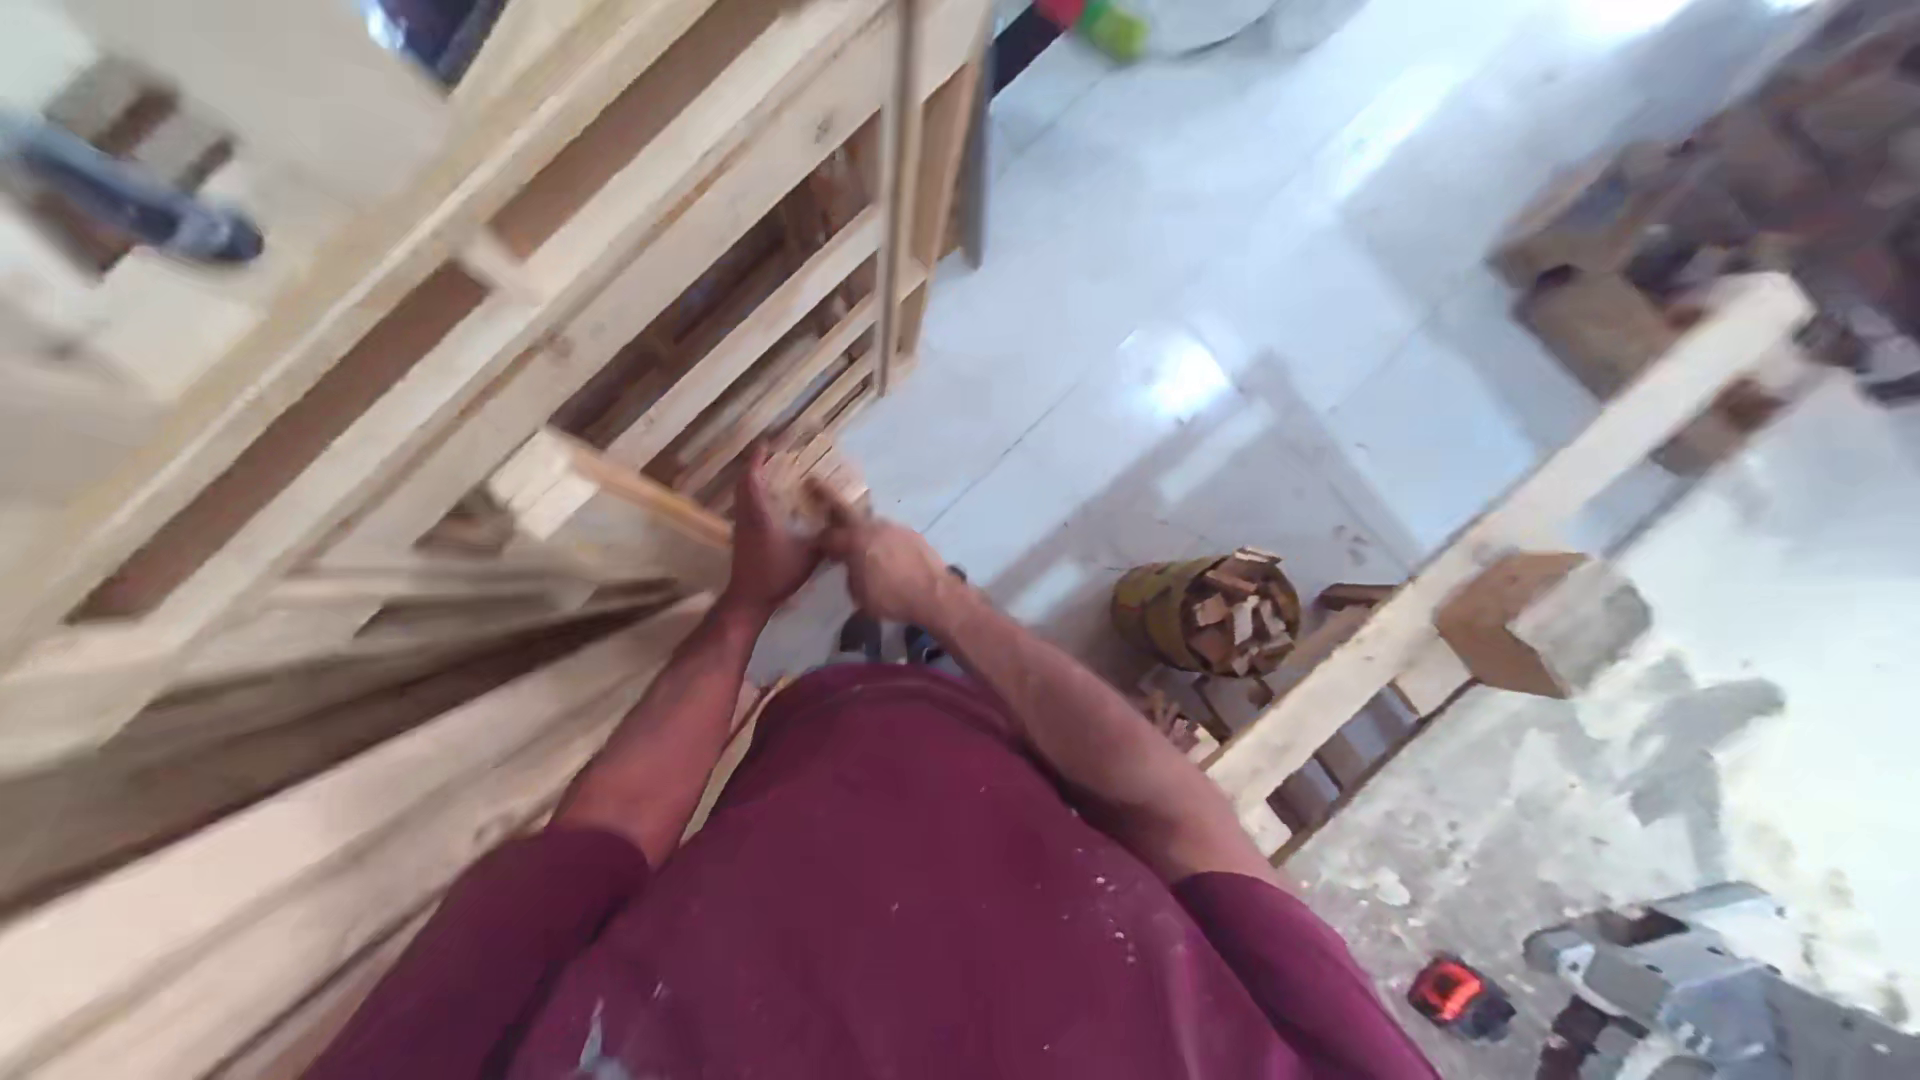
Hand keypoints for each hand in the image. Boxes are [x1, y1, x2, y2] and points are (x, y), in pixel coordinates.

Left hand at [720, 444, 820, 618]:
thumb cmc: (777, 574)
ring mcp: (741, 527)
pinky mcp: (741, 538)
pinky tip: (770, 502)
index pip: (753, 479)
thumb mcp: (808, 555)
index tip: (766, 444)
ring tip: (770, 473)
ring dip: (753, 481)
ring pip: (742, 495)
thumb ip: (826, 538)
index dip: (757, 460)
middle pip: (743, 483)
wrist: (749, 599)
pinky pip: (745, 506)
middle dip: (755, 466)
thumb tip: (845, 526)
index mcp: (759, 515)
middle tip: (770, 456)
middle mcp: (746, 516)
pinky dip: (754, 495)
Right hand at [812, 481, 958, 627]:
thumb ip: (851, 573)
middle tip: (815, 482)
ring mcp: (895, 528)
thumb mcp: (859, 593)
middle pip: (846, 511)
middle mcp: (874, 527)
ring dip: (864, 532)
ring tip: (864, 547)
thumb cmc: (891, 598)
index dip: (818, 540)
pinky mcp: (913, 535)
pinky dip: (885, 542)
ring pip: (872, 526)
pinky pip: (891, 536)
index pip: (828, 536)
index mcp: (855, 540)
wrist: (934, 595)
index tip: (813, 543)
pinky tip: (889, 556)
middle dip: (828, 496)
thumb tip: (852, 566)